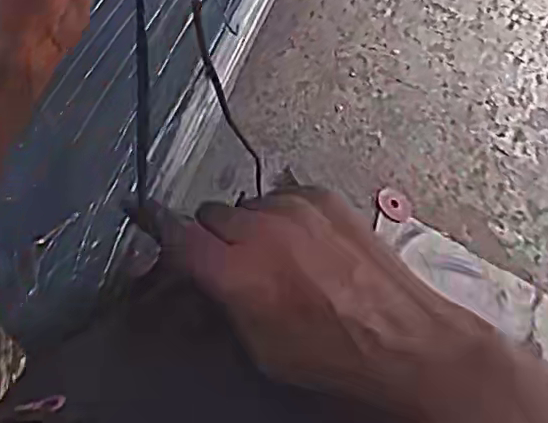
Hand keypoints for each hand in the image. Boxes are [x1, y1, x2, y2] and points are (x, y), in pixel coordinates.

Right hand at [166, 187, 505, 420]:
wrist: (402, 335)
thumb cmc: (336, 352)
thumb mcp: (260, 347)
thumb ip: (222, 304)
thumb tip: (198, 283)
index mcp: (238, 272)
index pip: (177, 233)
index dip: (157, 226)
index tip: (145, 215)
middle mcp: (260, 230)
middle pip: (210, 213)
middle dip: (213, 237)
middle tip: (232, 261)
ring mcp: (292, 206)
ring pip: (247, 204)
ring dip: (251, 226)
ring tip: (279, 256)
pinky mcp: (319, 195)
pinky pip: (283, 195)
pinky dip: (285, 215)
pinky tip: (305, 243)